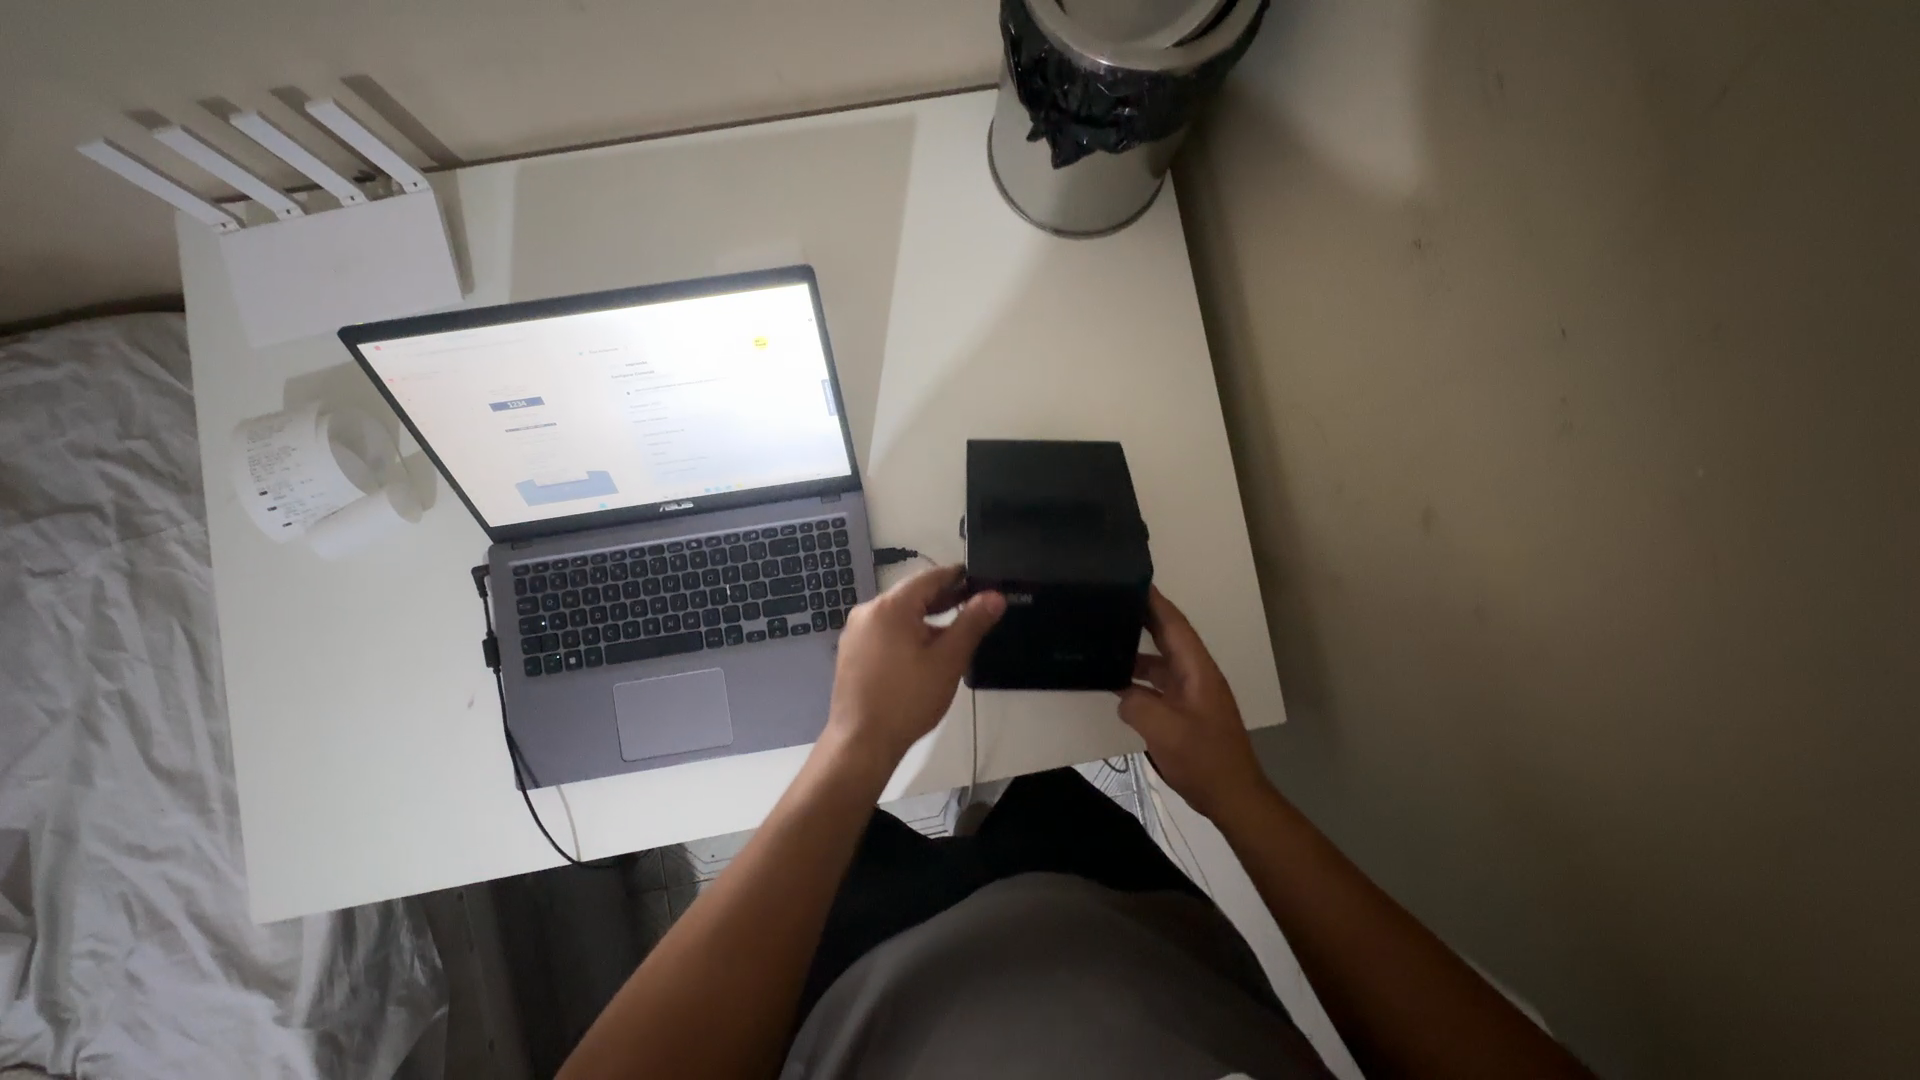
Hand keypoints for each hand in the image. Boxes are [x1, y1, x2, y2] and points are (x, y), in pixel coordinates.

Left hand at [825, 565, 1004, 766]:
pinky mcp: (851, 653)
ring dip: (925, 618)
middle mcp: (868, 612)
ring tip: (954, 629)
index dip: (957, 576)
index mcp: (890, 606)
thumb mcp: (948, 660)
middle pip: (912, 595)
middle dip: (943, 598)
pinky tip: (923, 651)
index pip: (930, 578)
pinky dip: (906, 633)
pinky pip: (884, 632)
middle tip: (975, 603)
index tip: (979, 577)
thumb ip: (972, 623)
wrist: (862, 742)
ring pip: (898, 615)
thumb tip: (994, 595)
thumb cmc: (908, 699)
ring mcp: (855, 633)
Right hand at [1118, 587, 1272, 820]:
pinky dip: (1138, 680)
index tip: (1133, 580)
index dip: (1155, 602)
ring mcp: (1193, 696)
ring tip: (1104, 642)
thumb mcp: (1163, 730)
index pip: (1175, 625)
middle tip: (1110, 603)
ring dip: (1136, 652)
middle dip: (1143, 619)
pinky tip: (1116, 685)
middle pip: (1169, 638)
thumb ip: (1136, 703)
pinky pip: (1159, 686)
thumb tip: (1122, 693)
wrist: (1233, 797)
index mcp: (1198, 671)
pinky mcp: (1187, 714)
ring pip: (1162, 663)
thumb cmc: (1203, 760)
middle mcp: (1197, 676)